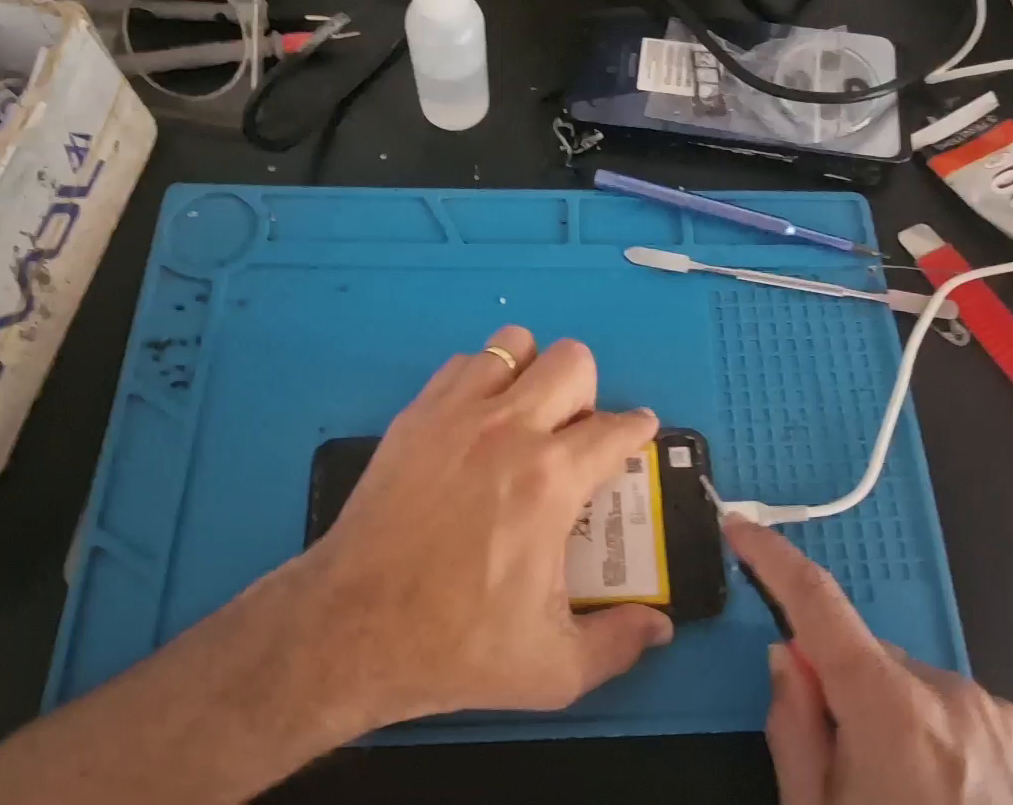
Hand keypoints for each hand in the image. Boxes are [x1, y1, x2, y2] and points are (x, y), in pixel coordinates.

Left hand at [288, 325, 673, 725]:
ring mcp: (457, 413)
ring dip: (532, 373)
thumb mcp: (553, 668)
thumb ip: (618, 644)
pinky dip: (482, 379)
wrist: (352, 627)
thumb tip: (660, 627)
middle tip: (575, 435)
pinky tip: (476, 421)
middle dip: (588, 392)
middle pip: (573, 361)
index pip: (617, 428)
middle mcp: (511, 428)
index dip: (638, 430)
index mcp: (552, 479)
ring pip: (515, 345)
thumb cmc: (456, 644)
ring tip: (525, 417)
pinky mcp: (416, 414)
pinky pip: (464, 364)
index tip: (638, 436)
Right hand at [727, 519, 1012, 804]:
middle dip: (838, 685)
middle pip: (865, 657)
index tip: (741, 529)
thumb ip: (794, 725)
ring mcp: (995, 713)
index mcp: (891, 709)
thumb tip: (788, 656)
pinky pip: (952, 709)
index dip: (774, 559)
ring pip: (909, 684)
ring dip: (885, 712)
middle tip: (835, 760)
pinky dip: (927, 730)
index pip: (818, 605)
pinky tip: (940, 797)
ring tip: (897, 794)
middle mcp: (949, 692)